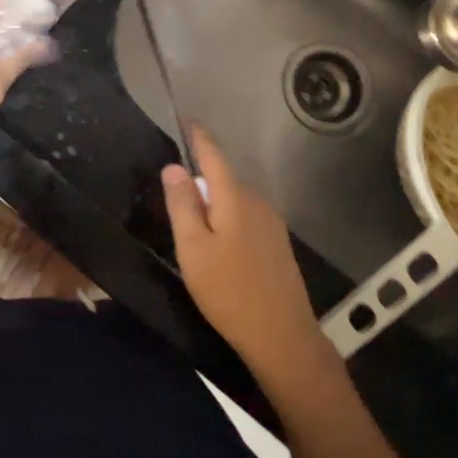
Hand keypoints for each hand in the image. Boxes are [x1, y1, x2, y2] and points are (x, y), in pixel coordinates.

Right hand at [163, 125, 323, 368]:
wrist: (282, 337)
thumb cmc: (229, 292)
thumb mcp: (193, 249)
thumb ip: (182, 205)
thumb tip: (174, 167)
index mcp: (235, 199)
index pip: (214, 154)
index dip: (198, 136)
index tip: (185, 119)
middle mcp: (257, 203)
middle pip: (223, 179)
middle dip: (200, 180)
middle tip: (174, 197)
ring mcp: (272, 224)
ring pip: (234, 201)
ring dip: (214, 204)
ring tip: (193, 229)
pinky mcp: (278, 245)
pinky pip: (246, 218)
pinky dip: (227, 221)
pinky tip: (218, 249)